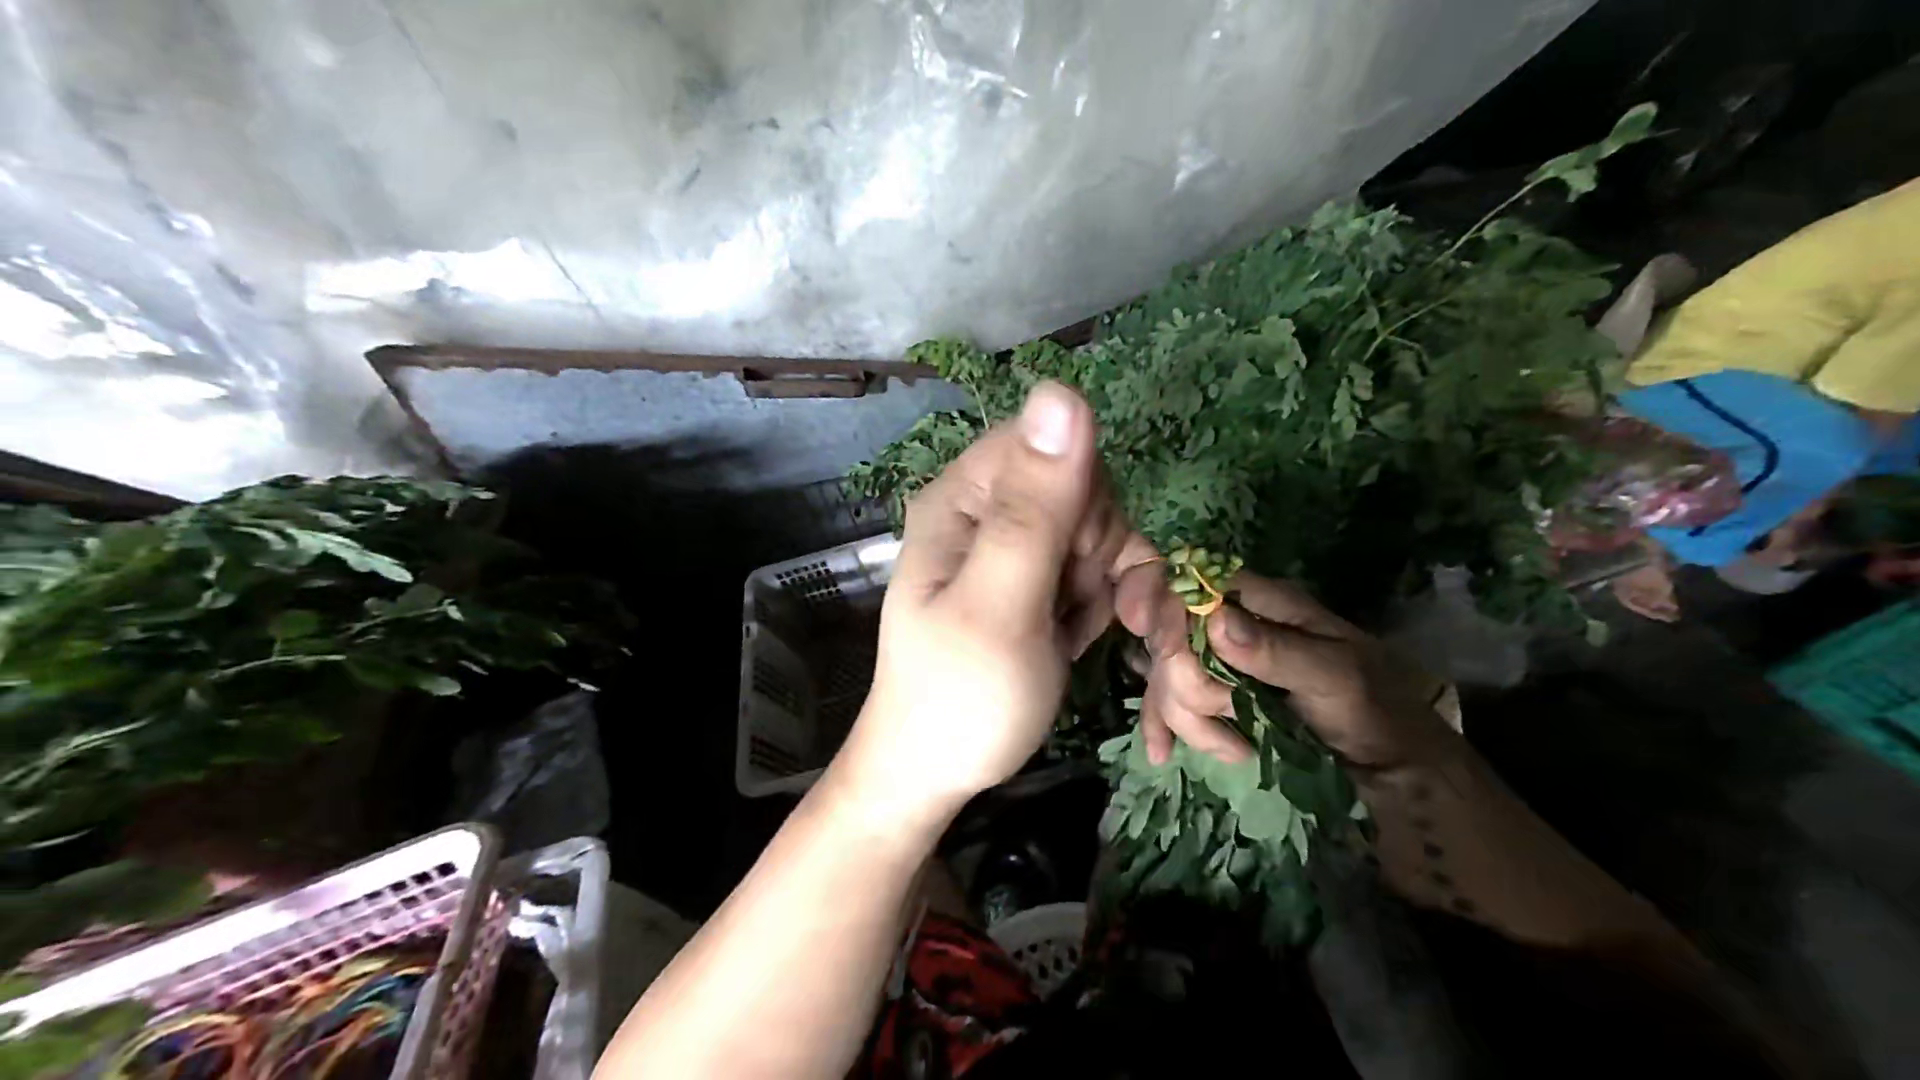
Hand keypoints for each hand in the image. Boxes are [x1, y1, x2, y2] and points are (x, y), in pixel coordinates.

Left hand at [834, 382, 1154, 816]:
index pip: (1053, 446)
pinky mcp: (1038, 581)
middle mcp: (988, 510)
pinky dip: (1110, 602)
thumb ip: (1032, 508)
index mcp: (963, 499)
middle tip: (1096, 611)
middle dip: (1107, 551)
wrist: (939, 770)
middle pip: (1087, 489)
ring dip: (1117, 583)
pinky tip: (1089, 637)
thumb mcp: (998, 604)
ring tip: (1094, 635)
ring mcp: (1015, 547)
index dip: (1088, 499)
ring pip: (1102, 531)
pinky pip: (1100, 567)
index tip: (1086, 563)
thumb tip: (1062, 392)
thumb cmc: (960, 697)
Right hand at [1116, 569, 1455, 770]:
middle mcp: (1229, 624)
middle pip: (1169, 639)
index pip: (1191, 586)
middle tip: (1228, 711)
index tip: (1172, 655)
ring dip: (1190, 718)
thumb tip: (1213, 620)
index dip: (1169, 615)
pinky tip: (1161, 752)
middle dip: (1188, 684)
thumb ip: (1276, 650)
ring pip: (1164, 676)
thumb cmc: (1372, 710)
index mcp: (1260, 602)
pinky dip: (1161, 727)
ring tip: (1234, 747)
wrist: (1386, 764)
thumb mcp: (1335, 676)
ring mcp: (1215, 661)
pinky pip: (1167, 702)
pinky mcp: (1209, 695)